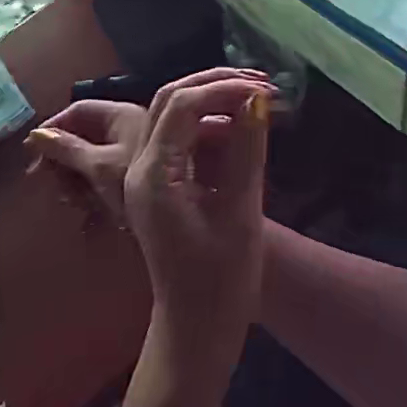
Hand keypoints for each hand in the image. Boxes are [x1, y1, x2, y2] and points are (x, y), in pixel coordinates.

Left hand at [123, 72, 272, 365]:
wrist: (197, 325)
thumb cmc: (222, 280)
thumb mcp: (241, 211)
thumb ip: (246, 150)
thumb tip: (257, 100)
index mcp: (154, 174)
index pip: (181, 106)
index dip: (223, 90)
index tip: (266, 90)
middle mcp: (139, 168)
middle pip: (166, 101)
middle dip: (211, 84)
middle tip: (261, 81)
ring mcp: (142, 176)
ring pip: (167, 115)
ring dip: (206, 99)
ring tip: (254, 93)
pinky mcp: (155, 185)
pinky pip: (173, 138)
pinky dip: (202, 122)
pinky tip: (235, 121)